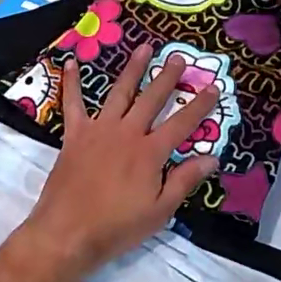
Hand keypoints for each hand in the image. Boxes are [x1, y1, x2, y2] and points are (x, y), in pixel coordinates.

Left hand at [14, 47, 219, 281]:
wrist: (67, 232)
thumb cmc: (117, 227)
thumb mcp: (159, 211)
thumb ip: (184, 180)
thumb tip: (211, 157)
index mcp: (150, 153)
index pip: (181, 124)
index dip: (200, 105)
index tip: (213, 87)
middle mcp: (126, 133)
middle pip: (152, 99)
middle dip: (167, 77)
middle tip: (179, 58)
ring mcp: (98, 130)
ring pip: (120, 93)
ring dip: (133, 70)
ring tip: (144, 49)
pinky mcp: (75, 135)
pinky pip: (73, 103)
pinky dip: (72, 83)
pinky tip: (72, 63)